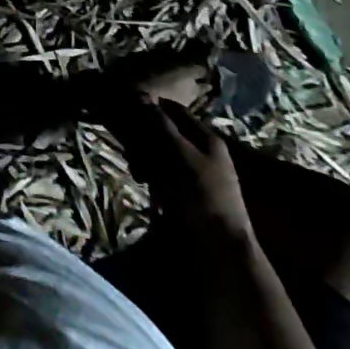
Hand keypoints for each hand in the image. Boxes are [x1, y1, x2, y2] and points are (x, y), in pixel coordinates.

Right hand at [110, 96, 252, 234]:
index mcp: (206, 139)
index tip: (128, 111)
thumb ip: (162, 126)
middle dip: (145, 140)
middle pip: (165, 133)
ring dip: (147, 161)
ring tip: (141, 176)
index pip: (175, 111)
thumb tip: (144, 97)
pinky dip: (154, 180)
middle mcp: (201, 153)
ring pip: (161, 156)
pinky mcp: (186, 196)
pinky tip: (150, 191)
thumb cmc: (203, 196)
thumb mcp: (180, 155)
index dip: (152, 108)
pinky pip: (164, 178)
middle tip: (134, 153)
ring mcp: (194, 175)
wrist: (221, 250)